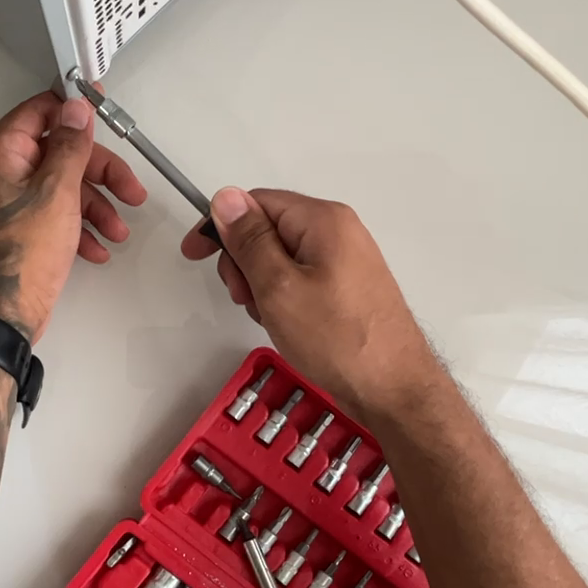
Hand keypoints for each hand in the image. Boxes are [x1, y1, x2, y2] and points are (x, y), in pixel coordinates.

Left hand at [0, 91, 147, 341]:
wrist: (3, 314)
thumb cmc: (21, 257)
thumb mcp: (56, 192)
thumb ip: (70, 147)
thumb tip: (77, 110)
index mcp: (2, 157)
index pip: (38, 113)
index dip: (73, 110)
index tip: (102, 108)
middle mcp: (3, 177)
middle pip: (60, 155)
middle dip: (100, 174)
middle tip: (130, 190)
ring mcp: (12, 206)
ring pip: (64, 190)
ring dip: (97, 207)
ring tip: (118, 231)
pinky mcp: (23, 233)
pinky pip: (57, 218)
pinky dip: (81, 229)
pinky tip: (98, 249)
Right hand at [182, 188, 438, 417]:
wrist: (393, 389)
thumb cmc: (335, 339)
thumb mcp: (278, 287)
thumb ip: (249, 240)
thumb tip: (225, 198)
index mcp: (322, 220)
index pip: (256, 202)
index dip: (221, 227)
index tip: (194, 256)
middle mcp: (338, 231)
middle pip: (268, 228)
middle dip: (243, 261)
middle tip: (244, 298)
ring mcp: (346, 259)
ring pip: (281, 257)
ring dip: (261, 284)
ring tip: (269, 318)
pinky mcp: (347, 286)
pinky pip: (300, 278)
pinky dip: (281, 296)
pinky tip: (285, 324)